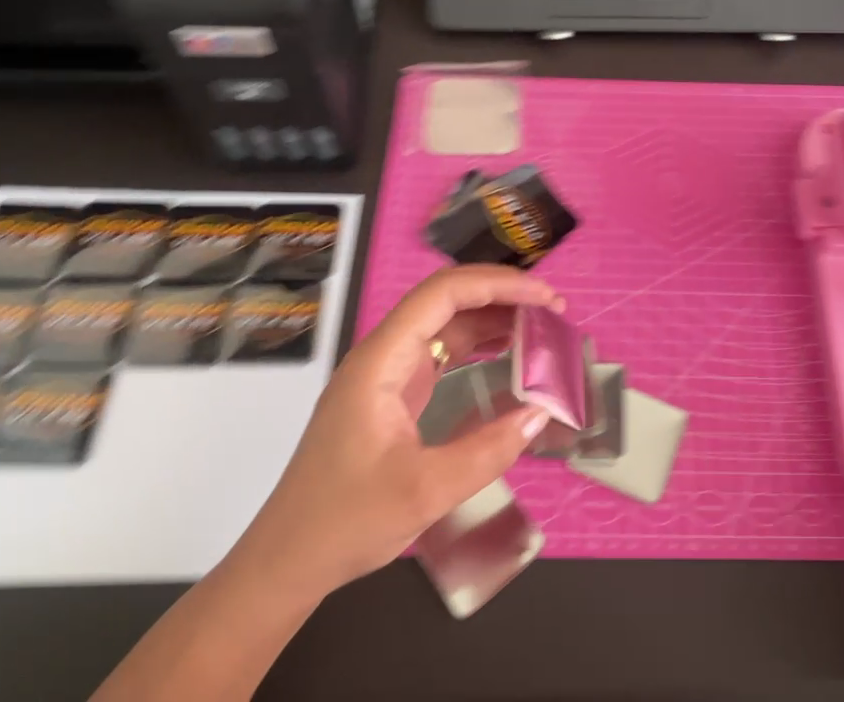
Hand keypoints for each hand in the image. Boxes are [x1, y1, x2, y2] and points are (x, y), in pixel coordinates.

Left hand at [229, 266, 556, 597]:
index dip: (499, 286)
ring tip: (541, 331)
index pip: (443, 294)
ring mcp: (386, 377)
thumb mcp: (425, 491)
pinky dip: (478, 349)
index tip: (547, 299)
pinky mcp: (392, 399)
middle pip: (445, 302)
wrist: (290, 558)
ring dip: (492, 321)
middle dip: (501, 298)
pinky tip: (507, 358)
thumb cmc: (346, 521)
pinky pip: (440, 356)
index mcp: (381, 361)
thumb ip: (488, 450)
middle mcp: (382, 356)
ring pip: (444, 327)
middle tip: (554, 313)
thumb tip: (541, 414)